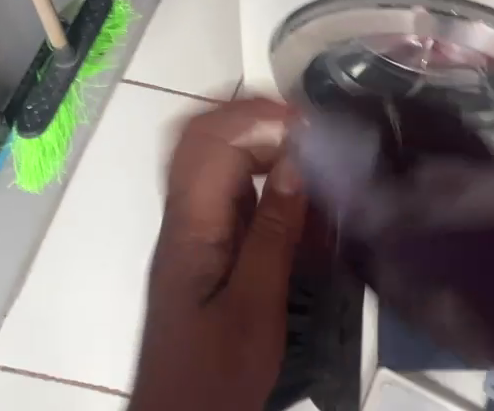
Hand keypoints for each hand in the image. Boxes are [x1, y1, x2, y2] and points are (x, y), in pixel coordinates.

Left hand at [130, 99, 306, 410]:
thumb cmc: (215, 377)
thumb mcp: (255, 306)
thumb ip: (275, 231)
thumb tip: (294, 161)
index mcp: (191, 225)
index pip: (209, 142)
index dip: (253, 116)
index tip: (302, 121)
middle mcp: (185, 217)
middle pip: (204, 139)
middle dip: (254, 120)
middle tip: (306, 129)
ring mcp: (194, 231)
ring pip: (217, 162)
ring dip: (261, 148)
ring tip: (307, 155)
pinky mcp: (207, 248)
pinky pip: (231, 195)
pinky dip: (264, 183)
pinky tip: (299, 199)